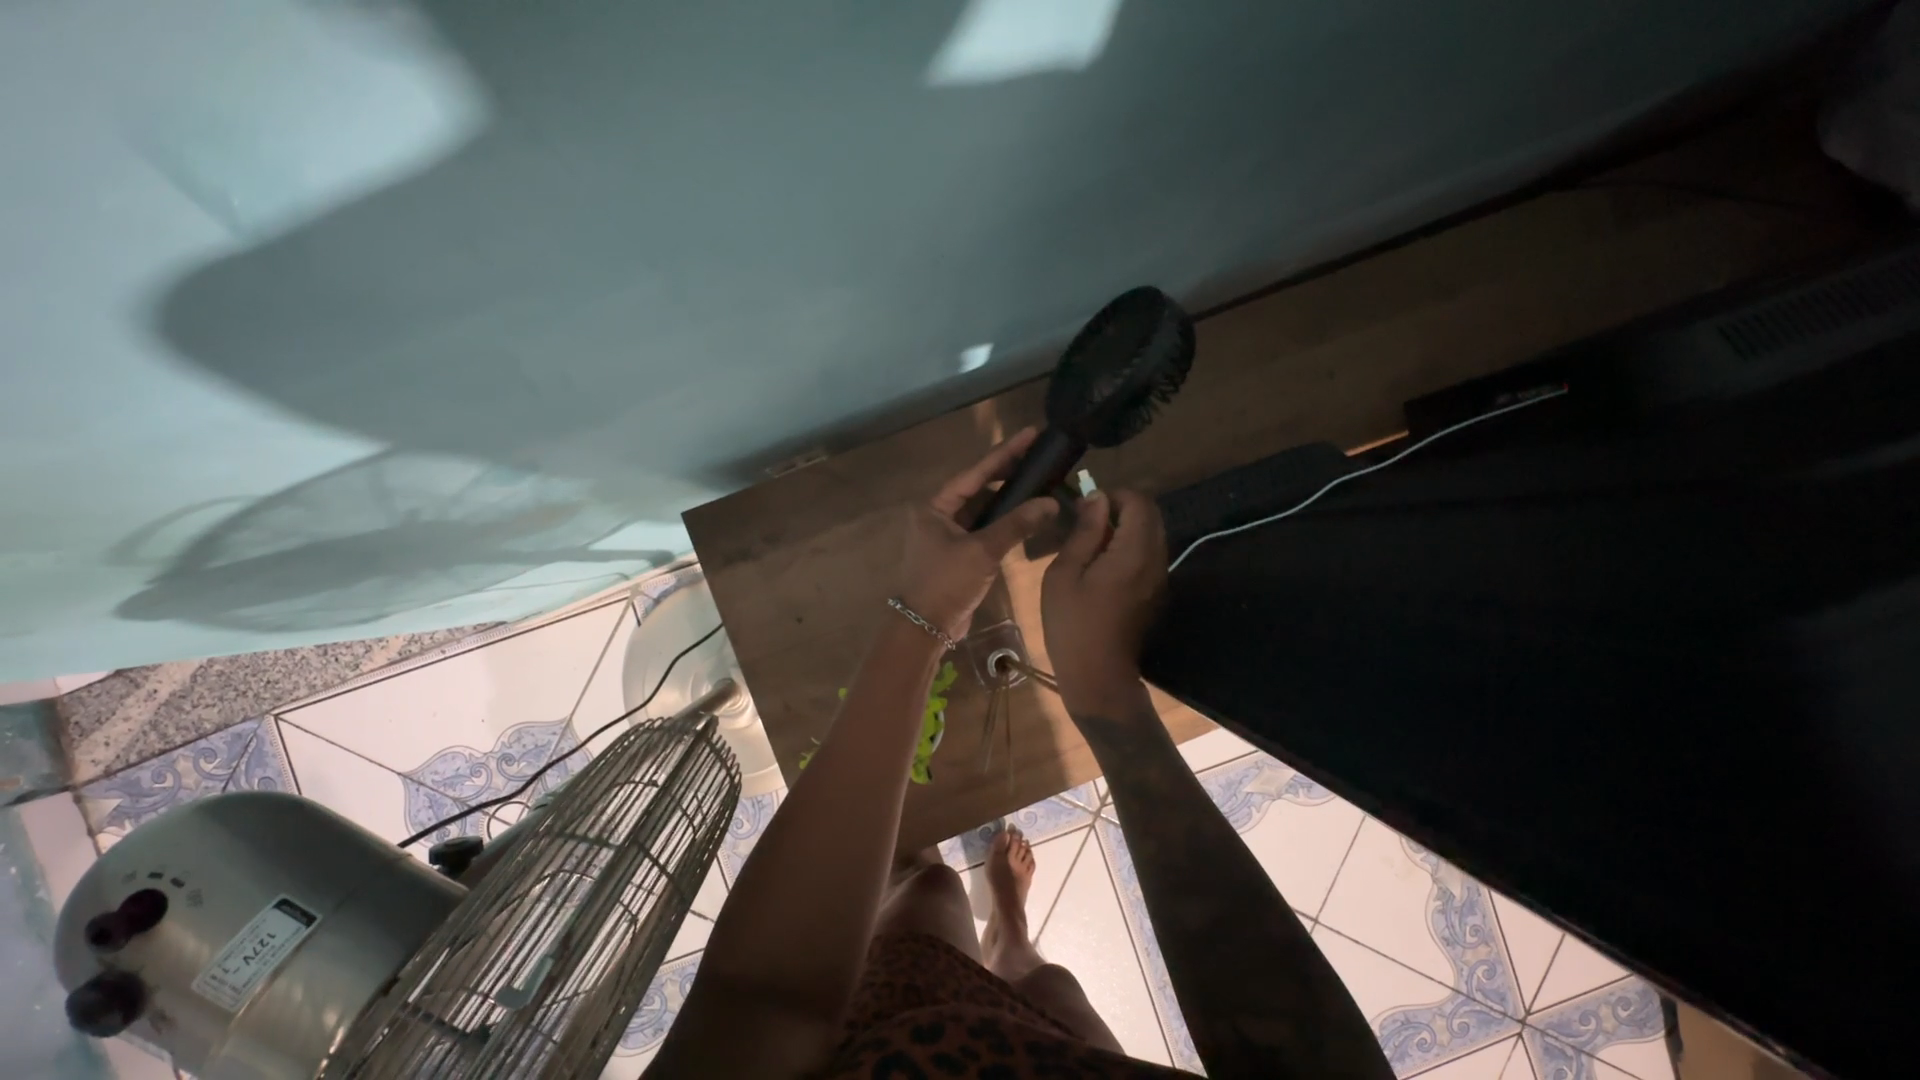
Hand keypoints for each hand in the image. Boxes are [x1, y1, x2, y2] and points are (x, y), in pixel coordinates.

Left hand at [899, 428, 1059, 639]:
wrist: (924, 628)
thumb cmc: (946, 583)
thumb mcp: (982, 551)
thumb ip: (1016, 524)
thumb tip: (1051, 502)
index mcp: (935, 506)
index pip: (976, 472)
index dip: (1005, 453)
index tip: (1030, 433)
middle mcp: (938, 515)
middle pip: (979, 487)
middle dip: (1009, 473)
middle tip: (1040, 456)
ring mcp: (947, 536)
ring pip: (983, 509)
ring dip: (1008, 499)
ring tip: (1040, 481)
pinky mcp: (958, 554)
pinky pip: (984, 529)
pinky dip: (1004, 522)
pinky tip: (1027, 515)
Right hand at [1041, 489, 1167, 714]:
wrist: (1098, 676)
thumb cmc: (1073, 624)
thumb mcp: (1065, 573)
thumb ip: (1084, 532)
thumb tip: (1096, 499)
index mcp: (1134, 552)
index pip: (1139, 502)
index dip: (1114, 496)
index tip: (1086, 509)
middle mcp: (1156, 560)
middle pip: (1151, 516)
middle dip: (1122, 510)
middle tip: (1087, 525)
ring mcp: (1160, 578)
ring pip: (1152, 535)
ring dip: (1126, 530)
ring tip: (1091, 547)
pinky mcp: (1156, 593)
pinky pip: (1149, 556)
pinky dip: (1130, 549)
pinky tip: (1102, 569)